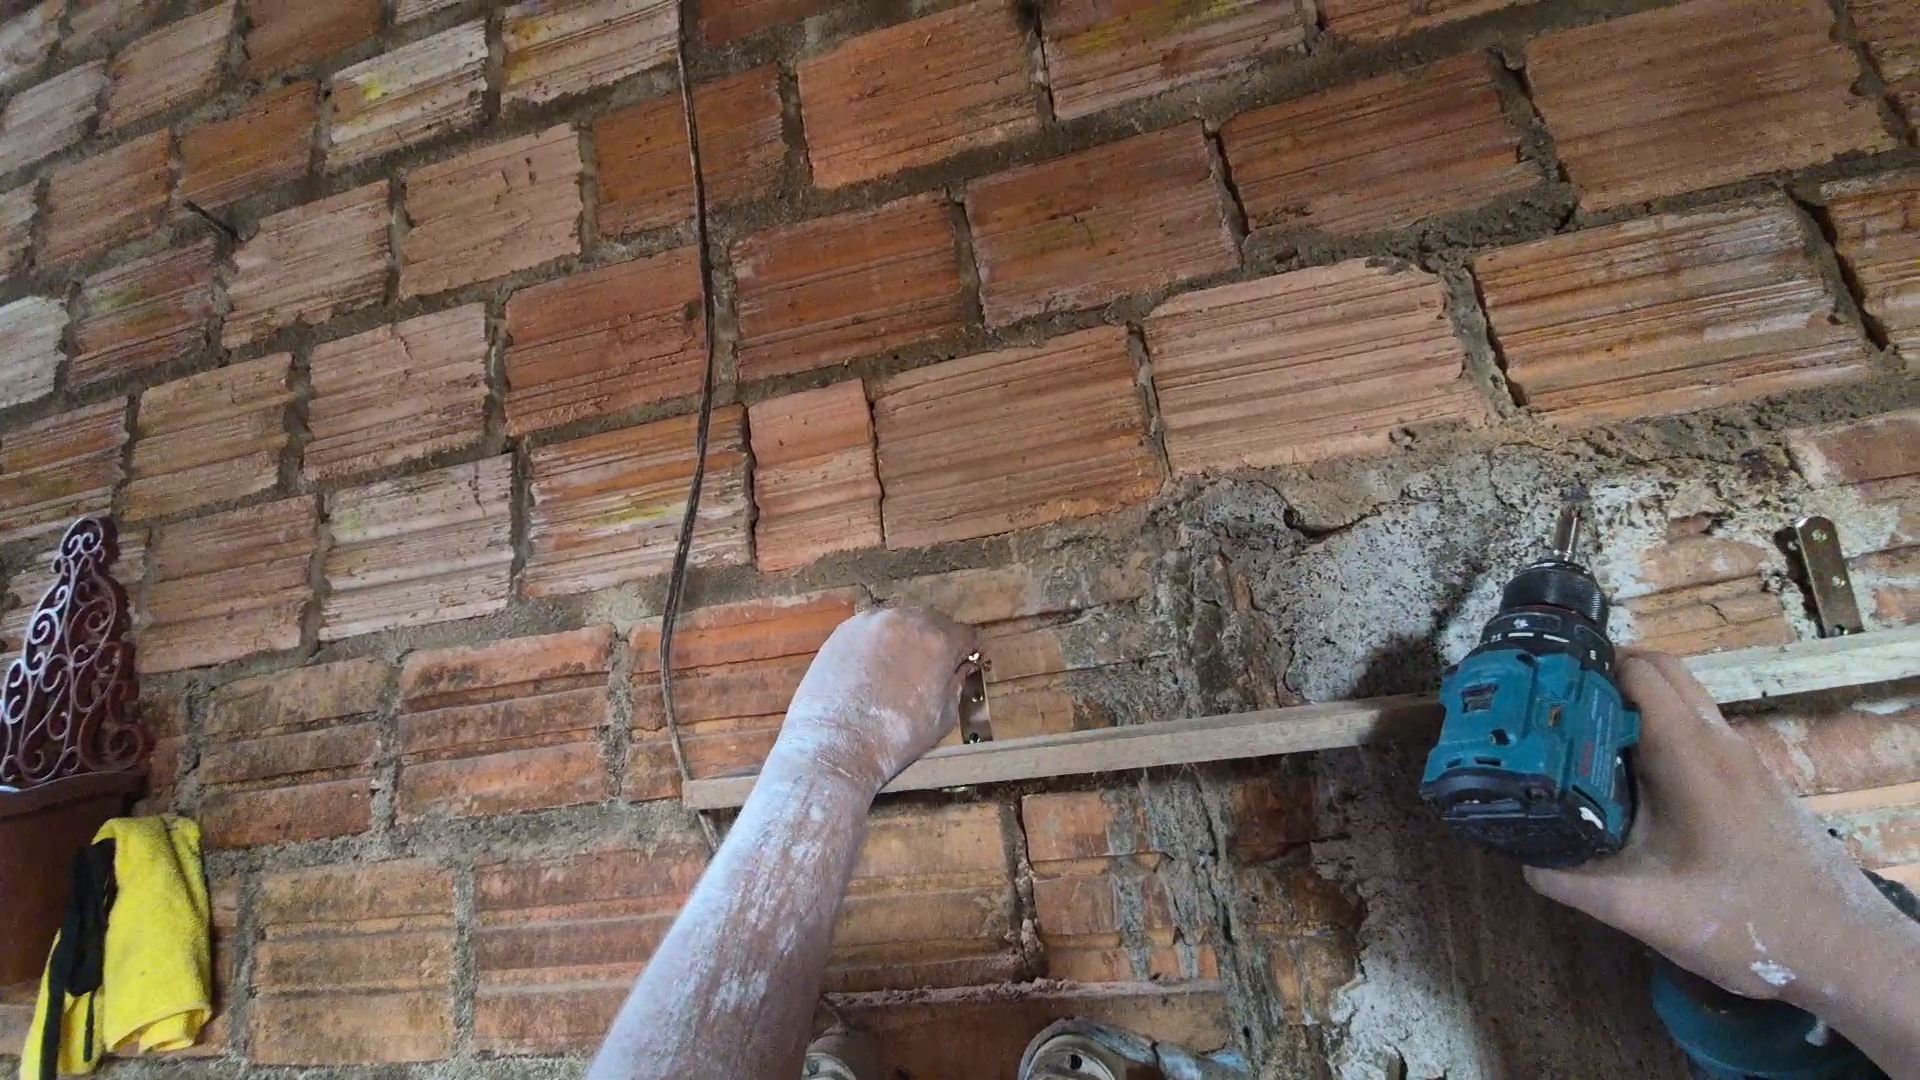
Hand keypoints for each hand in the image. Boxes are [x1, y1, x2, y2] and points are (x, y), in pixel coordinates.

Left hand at [773, 606, 979, 792]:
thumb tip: (960, 669)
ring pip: (902, 620)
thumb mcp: (943, 717)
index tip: (964, 661)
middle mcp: (908, 622)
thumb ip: (957, 684)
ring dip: (908, 637)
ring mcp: (874, 622)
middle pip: (935, 621)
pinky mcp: (846, 629)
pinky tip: (874, 667)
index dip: (968, 650)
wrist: (839, 743)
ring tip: (899, 668)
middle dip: (938, 640)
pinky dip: (880, 641)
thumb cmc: (894, 738)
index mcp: (939, 642)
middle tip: (931, 667)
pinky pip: (874, 627)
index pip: (966, 634)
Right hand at [1523, 652, 1886, 1002]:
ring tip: (1570, 717)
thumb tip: (1519, 857)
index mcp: (1692, 755)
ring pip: (1678, 695)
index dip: (1582, 662)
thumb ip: (1572, 881)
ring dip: (1626, 692)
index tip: (1532, 674)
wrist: (1853, 958)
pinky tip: (1617, 761)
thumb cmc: (1752, 923)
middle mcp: (1719, 744)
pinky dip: (1649, 719)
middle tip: (1546, 687)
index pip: (1637, 672)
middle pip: (1659, 669)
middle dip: (1600, 665)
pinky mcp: (1747, 779)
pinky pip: (1690, 724)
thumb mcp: (1644, 910)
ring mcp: (1739, 760)